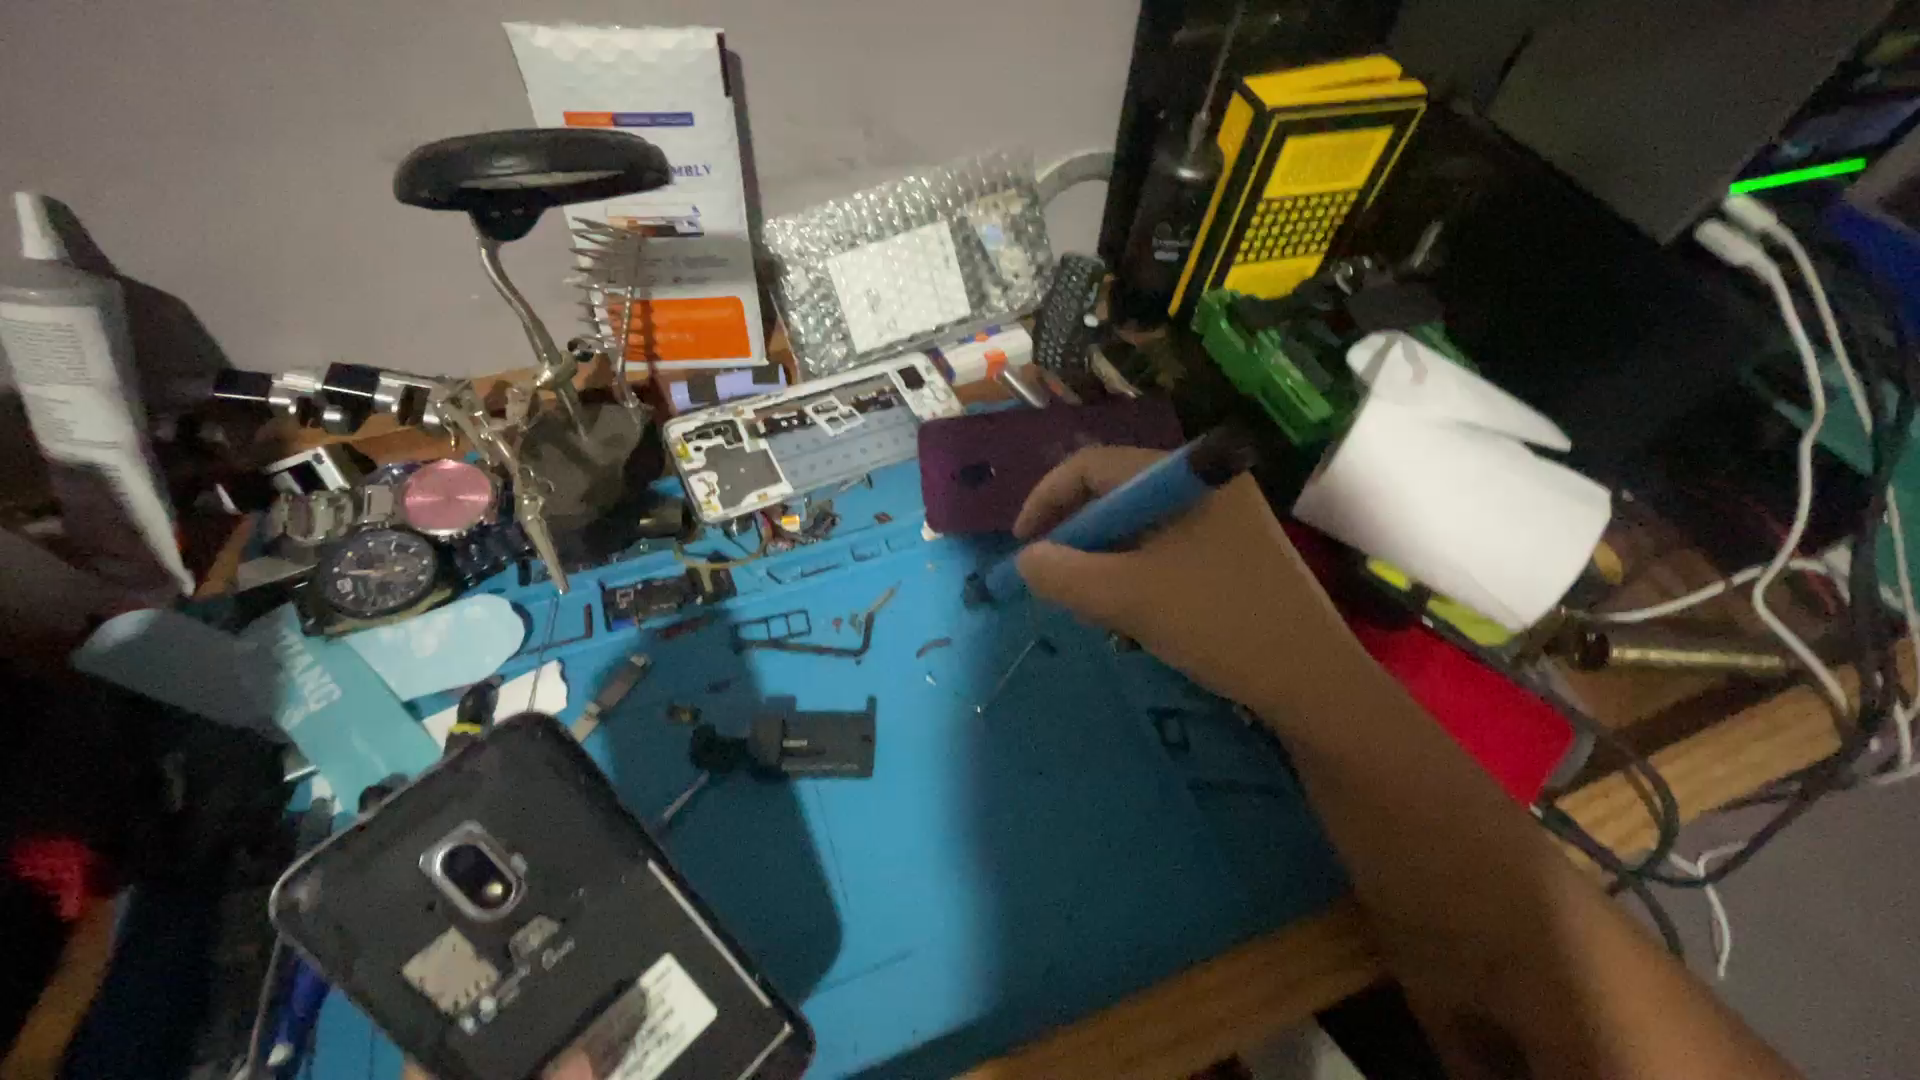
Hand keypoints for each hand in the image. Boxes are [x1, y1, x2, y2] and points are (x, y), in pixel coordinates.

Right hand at [1013, 446, 1367, 714]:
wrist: (1313, 681)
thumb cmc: (1218, 624)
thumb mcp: (1126, 597)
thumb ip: (1062, 574)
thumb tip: (1026, 561)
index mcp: (1187, 475)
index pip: (1094, 465)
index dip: (1046, 500)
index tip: (1022, 546)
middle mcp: (1208, 484)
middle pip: (1116, 494)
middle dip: (1077, 537)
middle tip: (1053, 580)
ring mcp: (1227, 520)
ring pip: (1140, 528)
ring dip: (1105, 561)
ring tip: (1094, 605)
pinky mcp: (1235, 554)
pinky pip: (1166, 549)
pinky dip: (1136, 575)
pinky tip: (1136, 615)